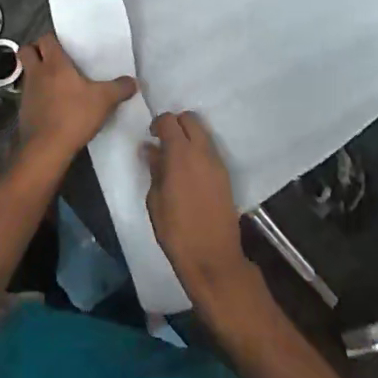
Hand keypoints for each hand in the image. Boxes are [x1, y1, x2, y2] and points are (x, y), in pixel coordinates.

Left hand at [15, 32, 136, 167]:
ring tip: (55, 83)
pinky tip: (52, 105)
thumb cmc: (74, 115)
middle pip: (26, 50)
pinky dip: (37, 95)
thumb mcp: (104, 100)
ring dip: (36, 73)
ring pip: (27, 73)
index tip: (64, 44)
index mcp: (54, 63)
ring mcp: (26, 92)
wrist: (46, 149)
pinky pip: (28, 95)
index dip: (52, 38)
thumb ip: (120, 88)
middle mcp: (37, 73)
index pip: (46, 38)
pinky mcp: (23, 111)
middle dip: (35, 50)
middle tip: (52, 58)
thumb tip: (133, 82)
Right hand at [145, 111, 253, 298]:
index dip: (158, 123)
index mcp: (180, 154)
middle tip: (164, 142)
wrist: (213, 257)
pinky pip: (211, 150)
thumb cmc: (176, 232)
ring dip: (189, 136)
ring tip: (176, 158)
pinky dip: (199, 150)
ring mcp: (217, 162)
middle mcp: (202, 151)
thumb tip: (151, 149)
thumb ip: (155, 169)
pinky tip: (190, 171)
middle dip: (176, 123)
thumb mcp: (155, 201)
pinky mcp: (226, 175)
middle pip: (190, 119)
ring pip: (203, 133)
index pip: (170, 121)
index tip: (151, 136)